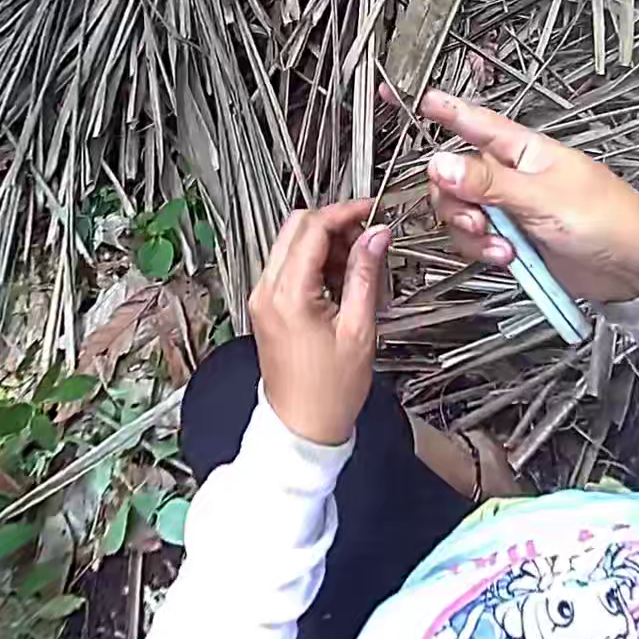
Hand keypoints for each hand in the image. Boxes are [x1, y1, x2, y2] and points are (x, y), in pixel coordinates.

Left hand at [248, 200, 393, 444]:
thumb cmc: (329, 391)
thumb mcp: (359, 328)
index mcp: (288, 294)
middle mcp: (267, 289)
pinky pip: (288, 264)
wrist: (302, 428)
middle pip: (296, 226)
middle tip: (365, 237)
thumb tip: (376, 234)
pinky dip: (314, 260)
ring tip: (356, 265)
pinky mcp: (265, 304)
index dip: (344, 212)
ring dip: (325, 242)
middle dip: (334, 224)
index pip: (313, 228)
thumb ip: (365, 273)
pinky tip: (339, 280)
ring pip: (291, 242)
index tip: (369, 210)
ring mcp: (262, 296)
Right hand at [394, 88, 638, 304]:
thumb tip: (441, 163)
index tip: (413, 99)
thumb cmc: (609, 220)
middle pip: (454, 176)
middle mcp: (510, 175)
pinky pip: (475, 238)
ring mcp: (509, 207)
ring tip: (499, 243)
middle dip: (455, 200)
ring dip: (471, 231)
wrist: (634, 272)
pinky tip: (507, 256)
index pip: (473, 121)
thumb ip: (489, 183)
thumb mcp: (543, 198)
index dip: (443, 108)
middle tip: (476, 217)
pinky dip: (483, 250)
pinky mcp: (511, 236)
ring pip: (460, 210)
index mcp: (523, 150)